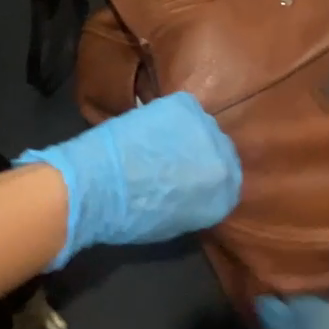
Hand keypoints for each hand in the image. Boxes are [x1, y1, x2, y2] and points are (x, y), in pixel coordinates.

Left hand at [17, 92, 241, 269]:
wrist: (98, 186)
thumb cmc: (130, 218)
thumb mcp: (175, 222)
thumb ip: (196, 203)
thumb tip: (194, 189)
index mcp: (223, 197)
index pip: (230, 183)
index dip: (208, 177)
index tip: (193, 176)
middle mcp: (224, 161)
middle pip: (221, 150)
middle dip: (201, 153)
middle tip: (177, 157)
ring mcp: (206, 129)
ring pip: (203, 127)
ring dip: (188, 133)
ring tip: (162, 140)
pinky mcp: (186, 105)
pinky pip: (185, 108)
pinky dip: (171, 115)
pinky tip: (153, 124)